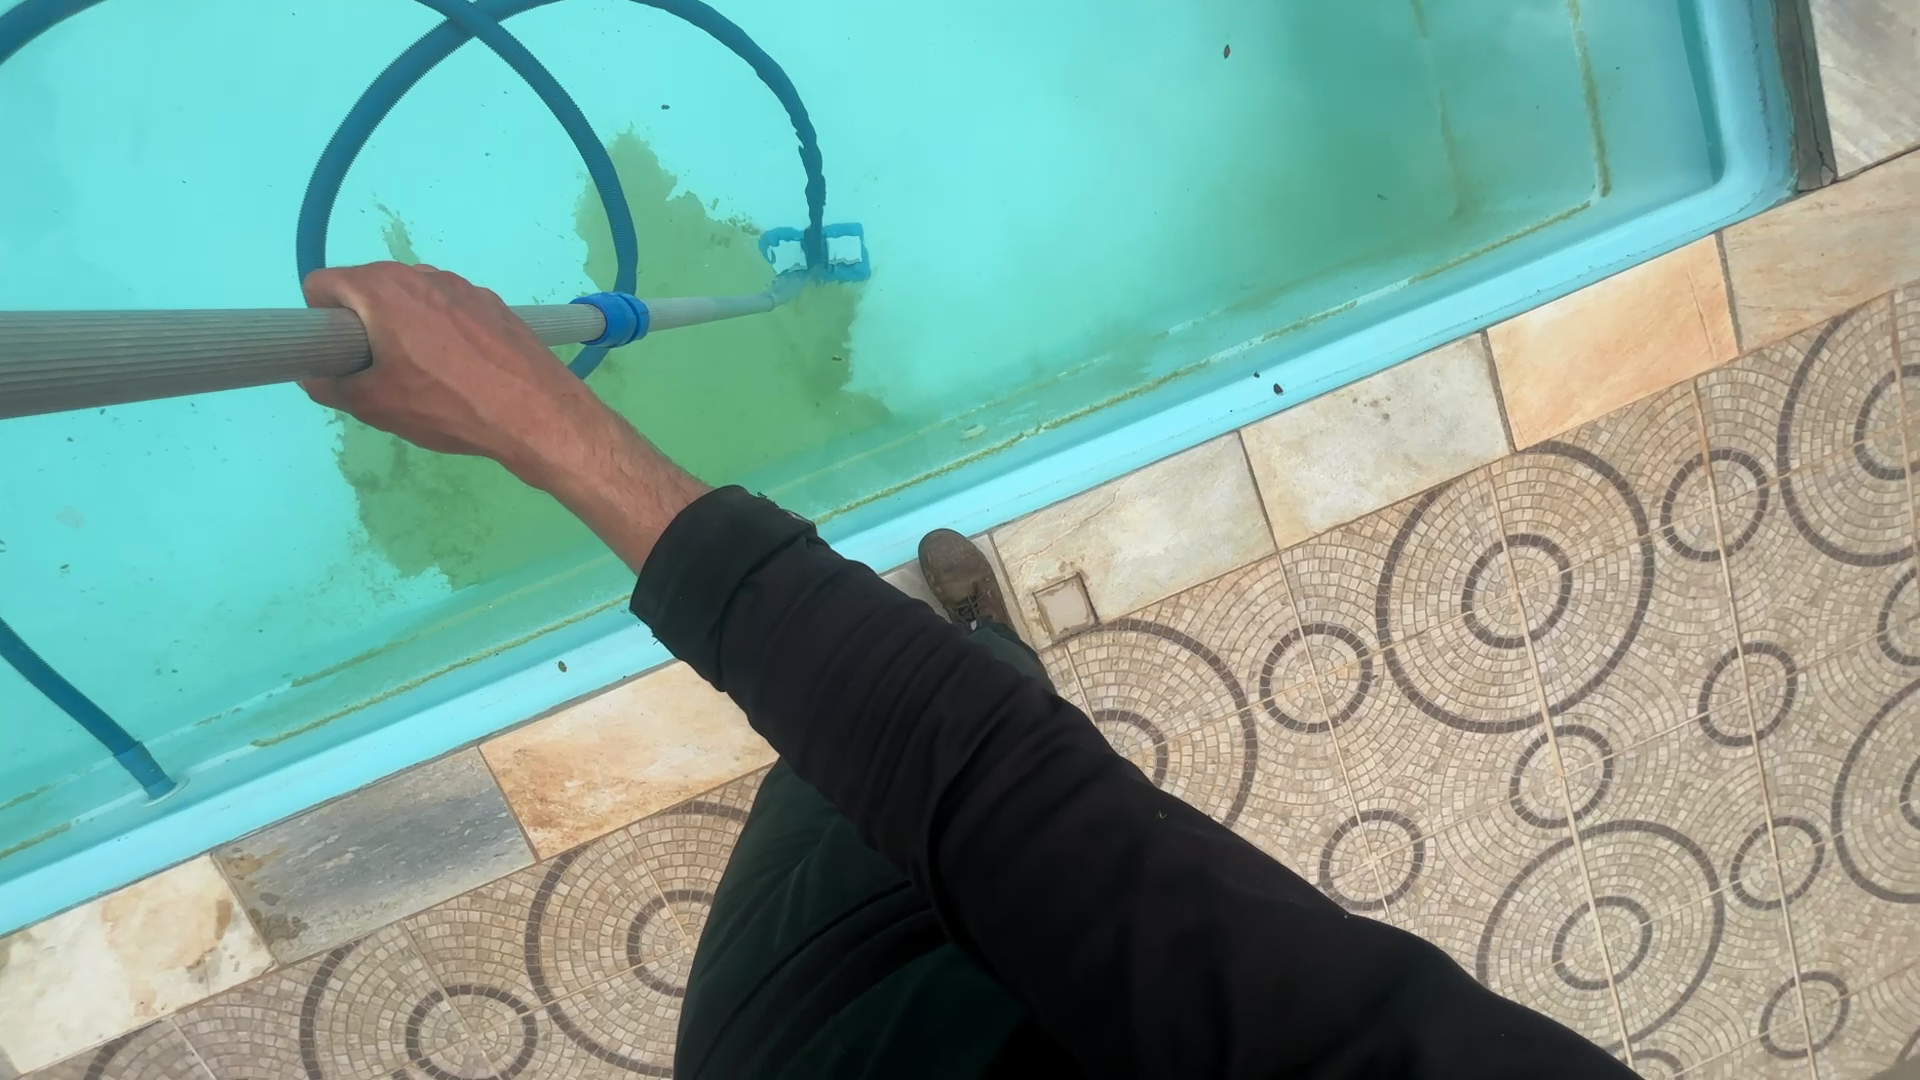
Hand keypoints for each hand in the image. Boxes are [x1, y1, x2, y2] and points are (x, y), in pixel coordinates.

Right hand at [300, 261, 607, 482]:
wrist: (542, 417)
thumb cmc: (451, 405)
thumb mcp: (375, 404)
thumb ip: (331, 386)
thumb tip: (317, 378)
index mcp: (384, 287)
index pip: (325, 285)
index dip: (320, 320)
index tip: (339, 353)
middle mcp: (428, 276)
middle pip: (375, 291)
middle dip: (369, 324)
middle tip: (385, 370)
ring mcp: (471, 291)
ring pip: (421, 303)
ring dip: (414, 330)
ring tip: (433, 375)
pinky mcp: (504, 311)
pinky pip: (460, 316)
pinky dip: (454, 336)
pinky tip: (471, 373)